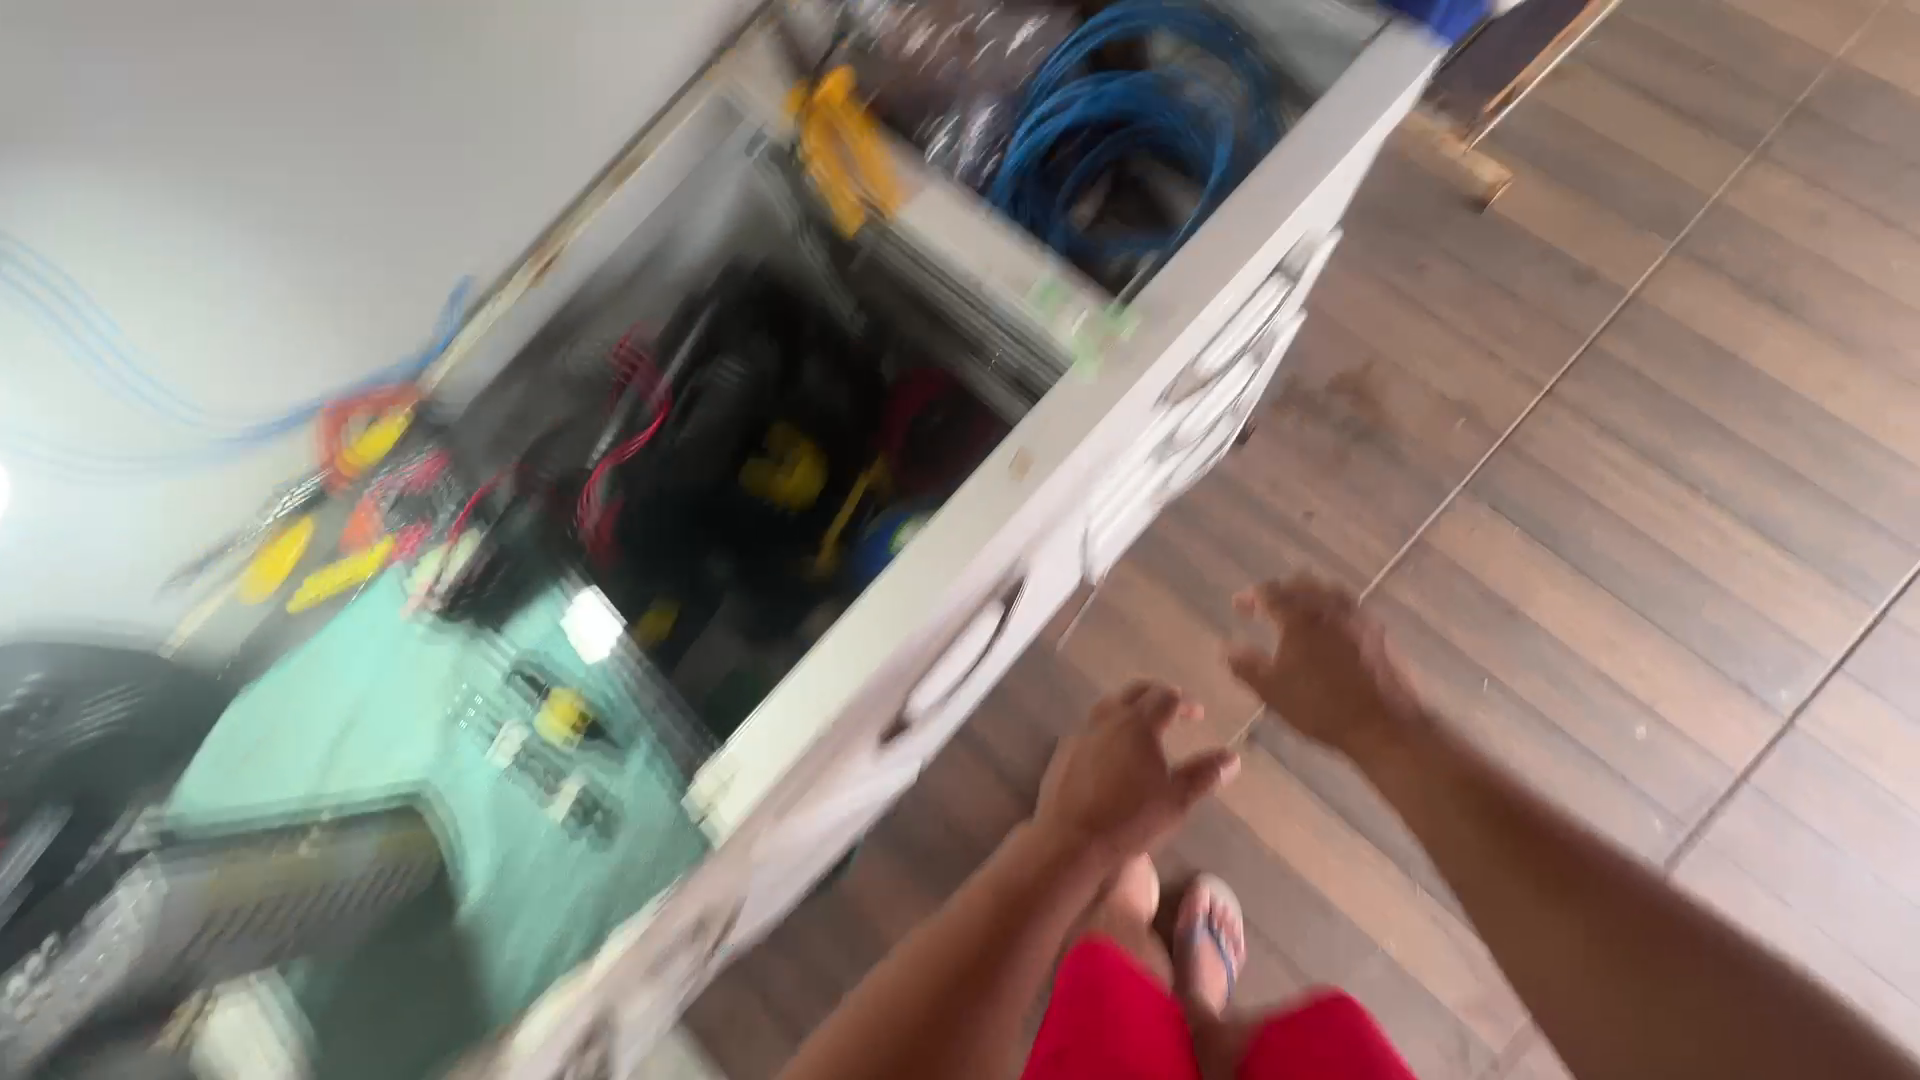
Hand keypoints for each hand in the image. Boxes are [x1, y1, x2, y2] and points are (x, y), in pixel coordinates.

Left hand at [1034, 681, 1239, 867]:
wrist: (1072, 839)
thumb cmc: (1130, 819)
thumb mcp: (1177, 800)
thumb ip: (1204, 774)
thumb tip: (1232, 756)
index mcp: (1138, 725)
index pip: (1165, 697)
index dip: (1185, 701)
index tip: (1197, 713)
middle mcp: (1108, 720)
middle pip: (1135, 692)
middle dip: (1157, 693)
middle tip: (1172, 704)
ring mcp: (1083, 733)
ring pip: (1109, 704)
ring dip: (1129, 705)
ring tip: (1143, 721)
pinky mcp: (1065, 751)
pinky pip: (1091, 726)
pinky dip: (1109, 725)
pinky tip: (1113, 747)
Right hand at [1225, 576, 1428, 762]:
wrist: (1387, 726)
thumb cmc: (1322, 708)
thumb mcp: (1273, 692)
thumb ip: (1247, 667)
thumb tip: (1228, 649)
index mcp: (1300, 617)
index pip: (1270, 593)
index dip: (1251, 597)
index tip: (1240, 607)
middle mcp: (1330, 608)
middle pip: (1303, 583)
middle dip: (1282, 590)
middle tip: (1268, 606)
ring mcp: (1360, 618)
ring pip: (1330, 591)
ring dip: (1310, 596)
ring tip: (1299, 615)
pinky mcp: (1380, 633)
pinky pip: (1350, 608)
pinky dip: (1333, 610)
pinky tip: (1330, 632)